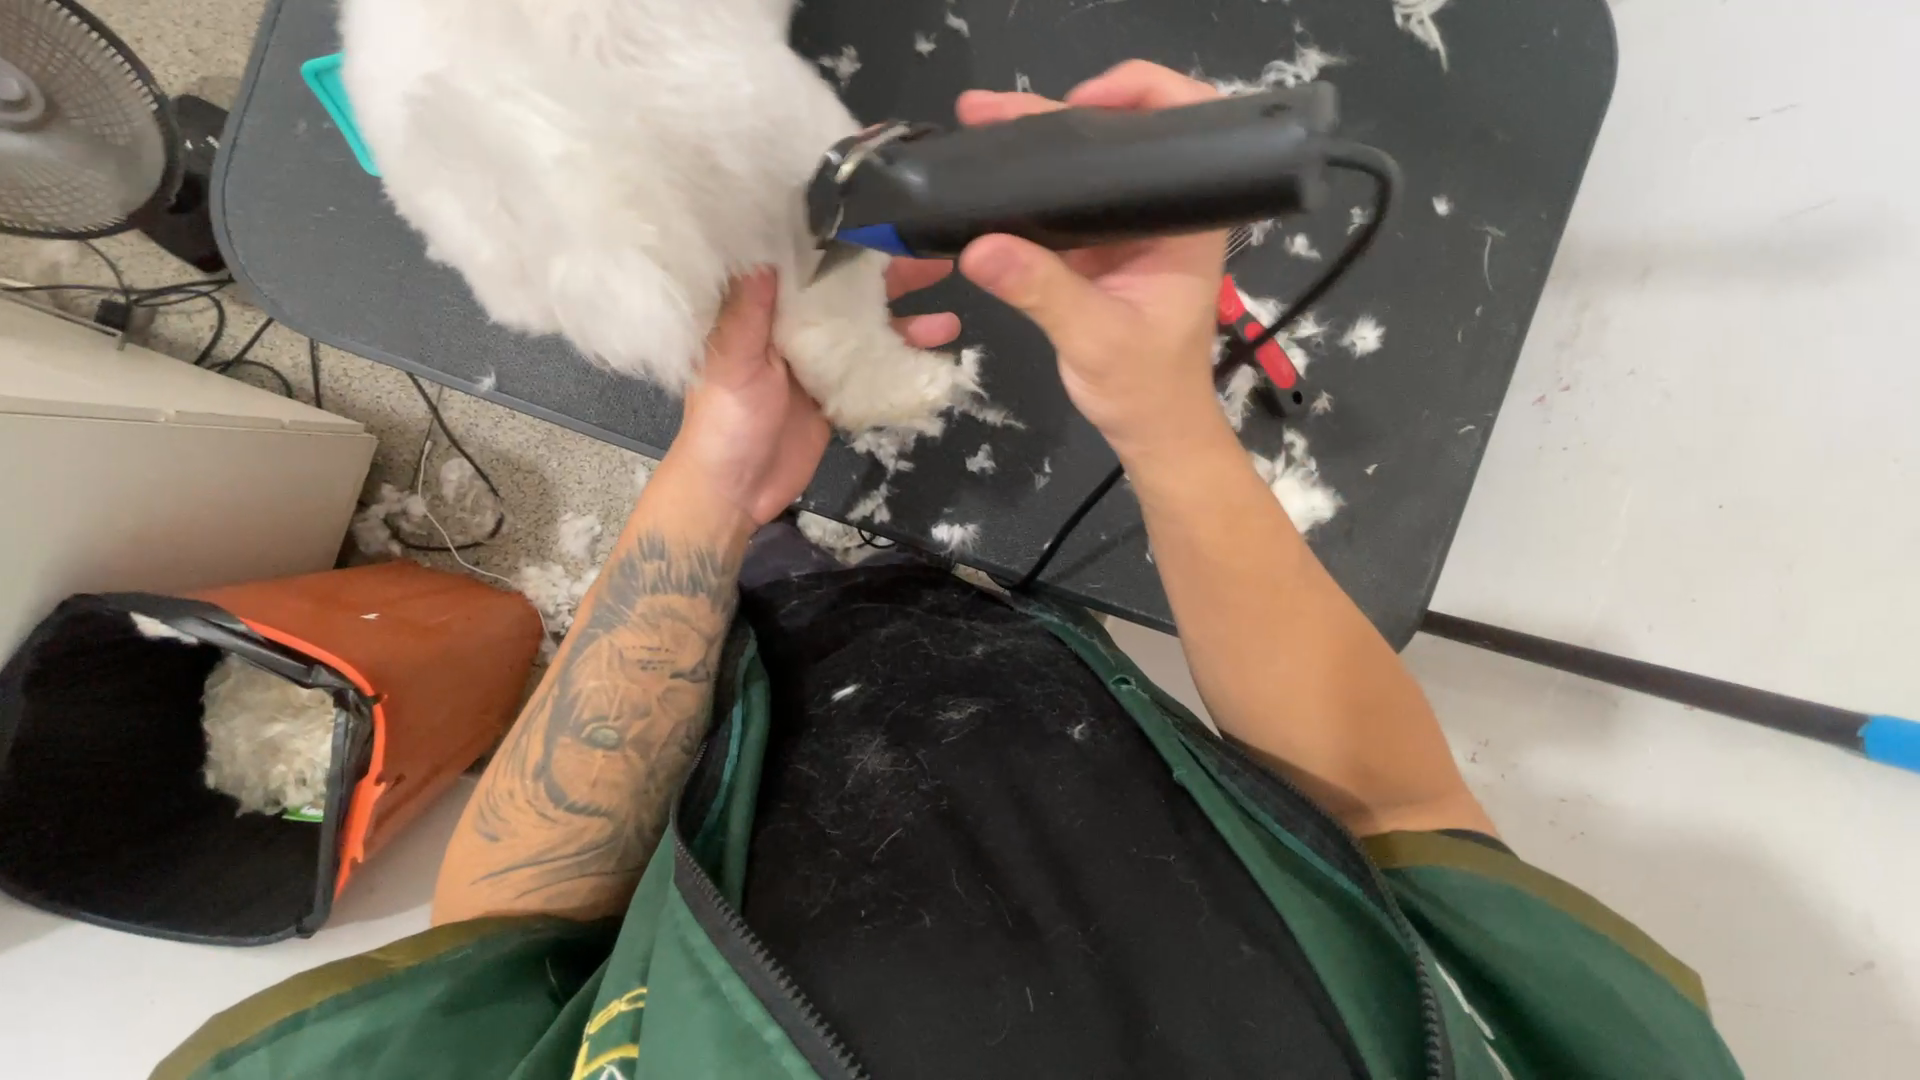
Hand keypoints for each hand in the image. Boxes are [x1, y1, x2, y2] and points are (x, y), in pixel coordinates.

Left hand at [663, 263, 961, 531]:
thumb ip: (750, 311)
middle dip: (893, 279)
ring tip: (950, 321)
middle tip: (937, 262)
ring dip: (909, 325)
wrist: (736, 490)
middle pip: (850, 294)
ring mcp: (820, 363)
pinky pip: (876, 371)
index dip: (846, 242)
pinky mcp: (838, 394)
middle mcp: (795, 328)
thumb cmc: (724, 423)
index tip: (885, 220)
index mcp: (764, 310)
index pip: (809, 264)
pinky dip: (904, 364)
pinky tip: (935, 358)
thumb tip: (768, 253)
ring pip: (871, 333)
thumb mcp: (733, 363)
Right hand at [955, 61, 1228, 462]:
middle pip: (1117, 139)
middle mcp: (1158, 213)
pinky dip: (1026, 195)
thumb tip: (978, 247)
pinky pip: (1061, 209)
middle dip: (1056, 119)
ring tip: (977, 129)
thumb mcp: (1095, 338)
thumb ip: (1042, 291)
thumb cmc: (1144, 387)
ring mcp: (1125, 231)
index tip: (1077, 105)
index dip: (1136, 94)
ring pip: (1084, 170)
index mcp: (1185, 219)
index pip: (1179, 126)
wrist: (1149, 428)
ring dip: (1034, 150)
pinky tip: (987, 181)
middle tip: (989, 113)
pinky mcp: (1097, 252)